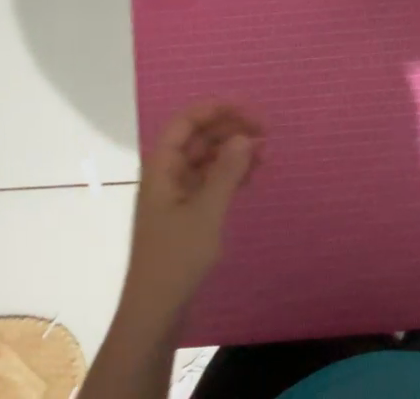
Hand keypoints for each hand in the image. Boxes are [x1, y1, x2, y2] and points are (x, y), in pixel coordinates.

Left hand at [122, 103, 262, 316]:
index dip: (215, 109)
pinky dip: (228, 174)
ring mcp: (173, 194)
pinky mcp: (183, 214)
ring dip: (231, 151)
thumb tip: (244, 137)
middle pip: (196, 138)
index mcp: (161, 166)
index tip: (249, 110)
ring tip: (264, 152)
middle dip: (228, 129)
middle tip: (265, 132)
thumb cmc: (177, 258)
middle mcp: (165, 174)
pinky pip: (207, 181)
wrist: (155, 310)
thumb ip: (226, 172)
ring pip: (204, 159)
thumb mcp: (206, 212)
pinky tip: (250, 175)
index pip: (186, 122)